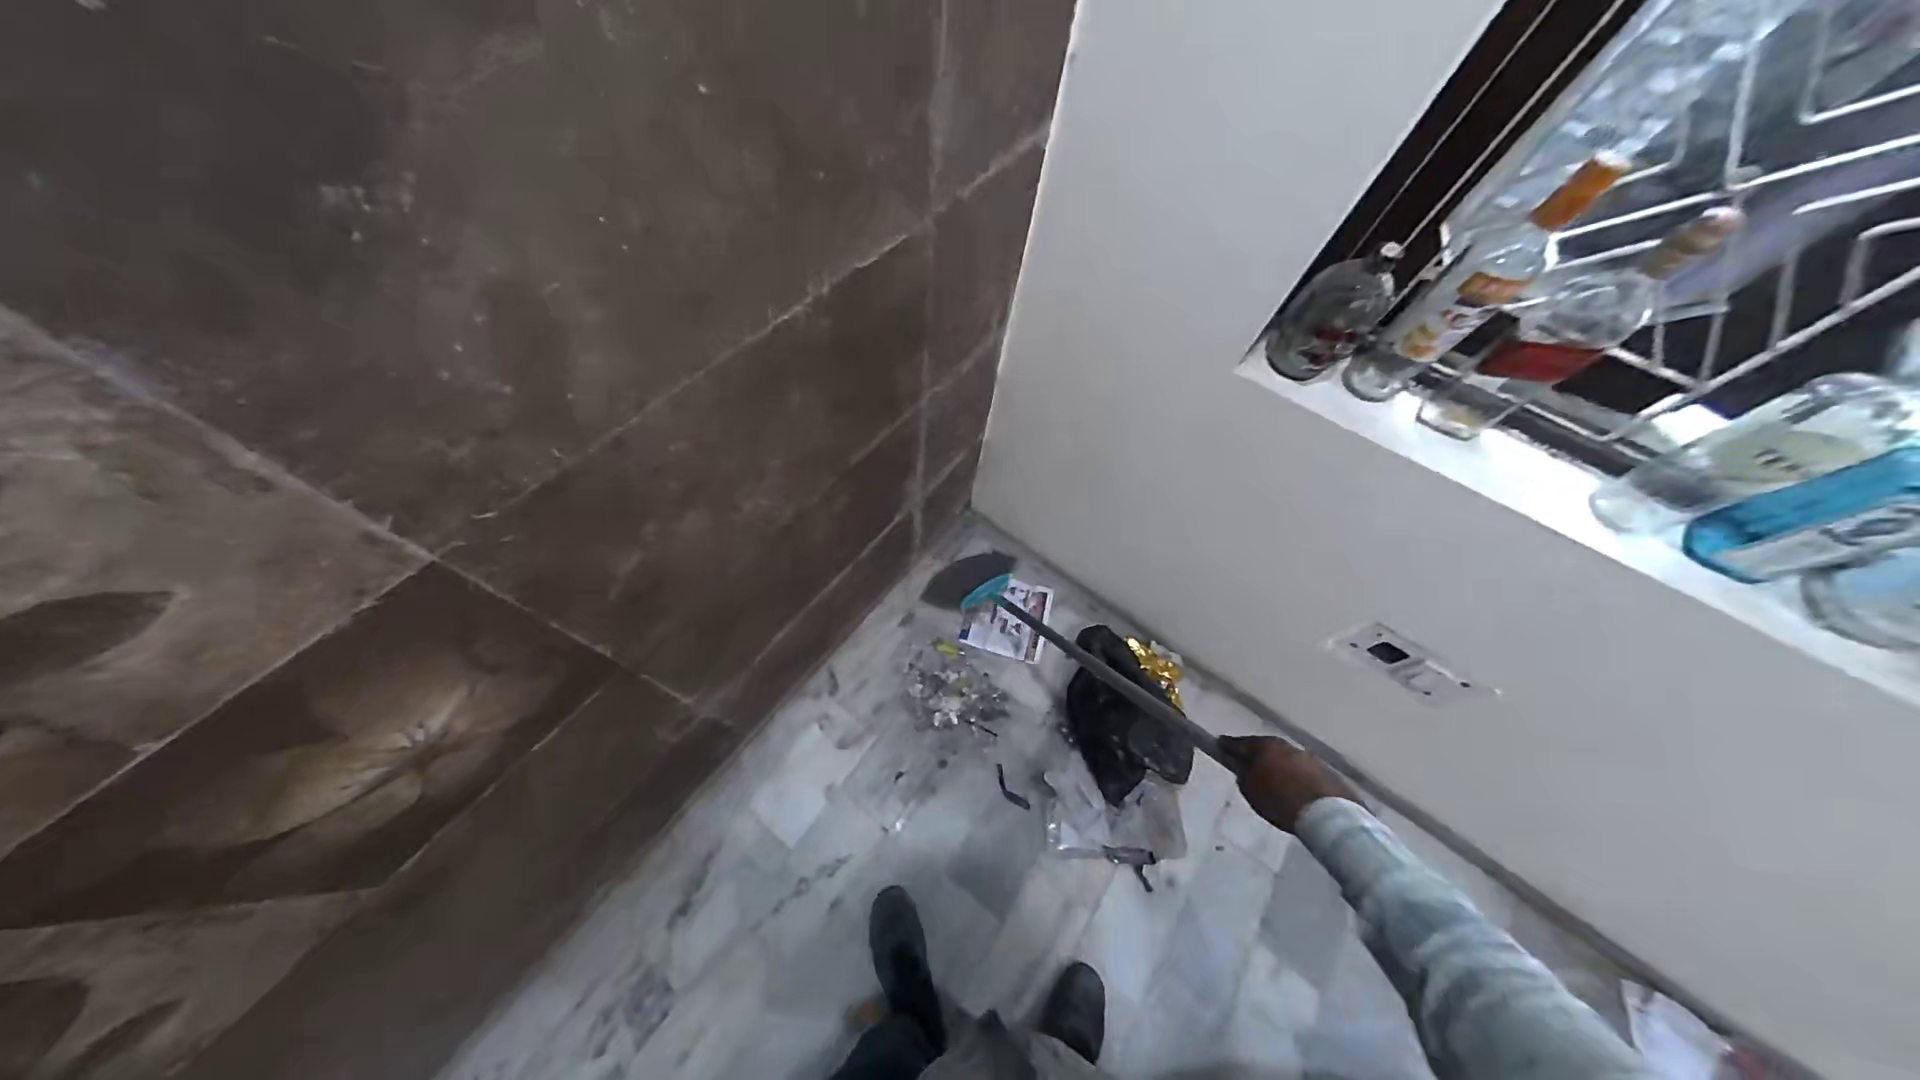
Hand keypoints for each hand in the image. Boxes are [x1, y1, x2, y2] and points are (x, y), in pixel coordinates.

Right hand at [1217, 736, 1358, 833]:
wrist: (1328, 815)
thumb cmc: (1280, 802)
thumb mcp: (1251, 791)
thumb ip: (1243, 775)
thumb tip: (1243, 768)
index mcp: (1265, 746)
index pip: (1239, 743)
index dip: (1228, 745)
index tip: (1219, 744)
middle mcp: (1287, 746)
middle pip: (1266, 748)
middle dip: (1257, 754)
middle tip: (1249, 763)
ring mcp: (1310, 757)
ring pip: (1287, 758)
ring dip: (1279, 765)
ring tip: (1274, 779)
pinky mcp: (1328, 772)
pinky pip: (1305, 771)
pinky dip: (1297, 776)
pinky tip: (1295, 788)